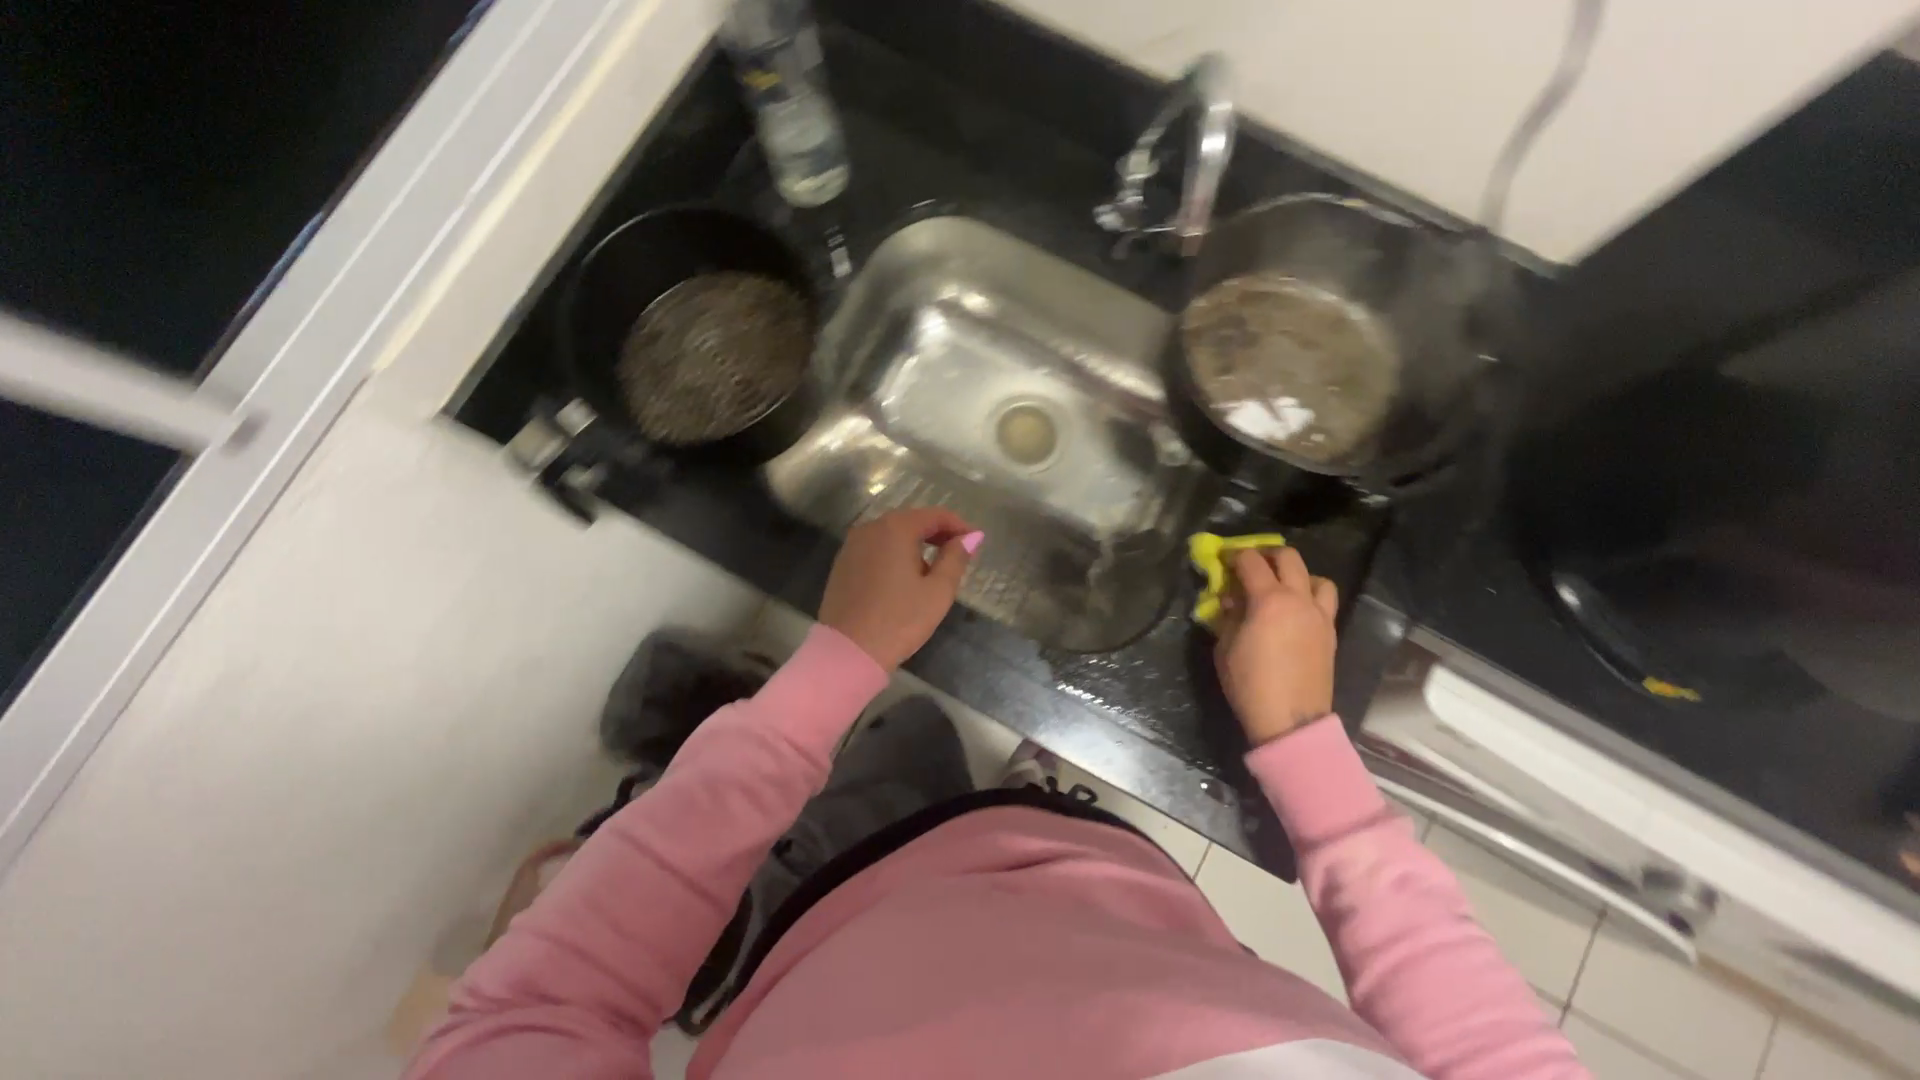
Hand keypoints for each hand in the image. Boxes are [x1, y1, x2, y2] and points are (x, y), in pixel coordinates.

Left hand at [819, 507, 979, 671]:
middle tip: (959, 555)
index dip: (959, 526)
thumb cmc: (900, 620)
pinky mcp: (842, 564)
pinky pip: (876, 550)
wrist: (848, 651)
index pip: (935, 515)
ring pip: (892, 535)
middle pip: (911, 521)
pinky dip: (894, 555)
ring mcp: (852, 546)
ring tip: (934, 570)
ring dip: (915, 545)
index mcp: (896, 528)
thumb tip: (971, 536)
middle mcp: (870, 528)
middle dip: (937, 534)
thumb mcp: (938, 590)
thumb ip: (956, 558)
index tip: (976, 542)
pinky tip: (904, 579)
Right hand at [1214, 547, 1339, 745]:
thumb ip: (1228, 616)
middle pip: (1289, 558)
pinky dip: (1311, 597)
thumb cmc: (1250, 684)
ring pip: (1317, 577)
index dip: (1233, 555)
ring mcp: (1320, 616)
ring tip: (1282, 587)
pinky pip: (1325, 602)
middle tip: (1251, 564)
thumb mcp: (1224, 648)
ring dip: (1298, 575)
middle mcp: (1299, 600)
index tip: (1222, 559)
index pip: (1250, 561)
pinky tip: (1295, 612)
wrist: (1291, 720)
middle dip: (1267, 554)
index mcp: (1269, 600)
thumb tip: (1232, 601)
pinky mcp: (1330, 633)